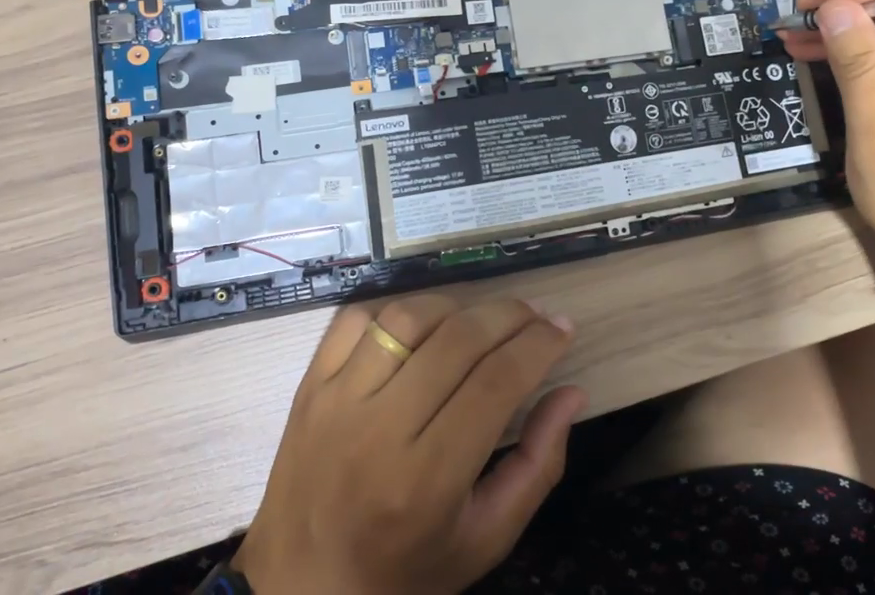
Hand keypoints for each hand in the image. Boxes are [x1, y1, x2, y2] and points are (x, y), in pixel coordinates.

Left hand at [232, 294, 584, 594]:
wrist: (301, 584)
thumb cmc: (407, 568)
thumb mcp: (487, 537)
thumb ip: (538, 464)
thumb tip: (572, 392)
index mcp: (428, 479)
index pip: (496, 382)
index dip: (539, 344)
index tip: (563, 328)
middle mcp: (378, 430)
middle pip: (458, 339)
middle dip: (510, 315)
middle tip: (537, 315)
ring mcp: (336, 401)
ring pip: (408, 318)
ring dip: (457, 306)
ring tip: (483, 319)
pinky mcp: (310, 385)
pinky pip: (357, 319)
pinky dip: (397, 309)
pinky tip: (423, 325)